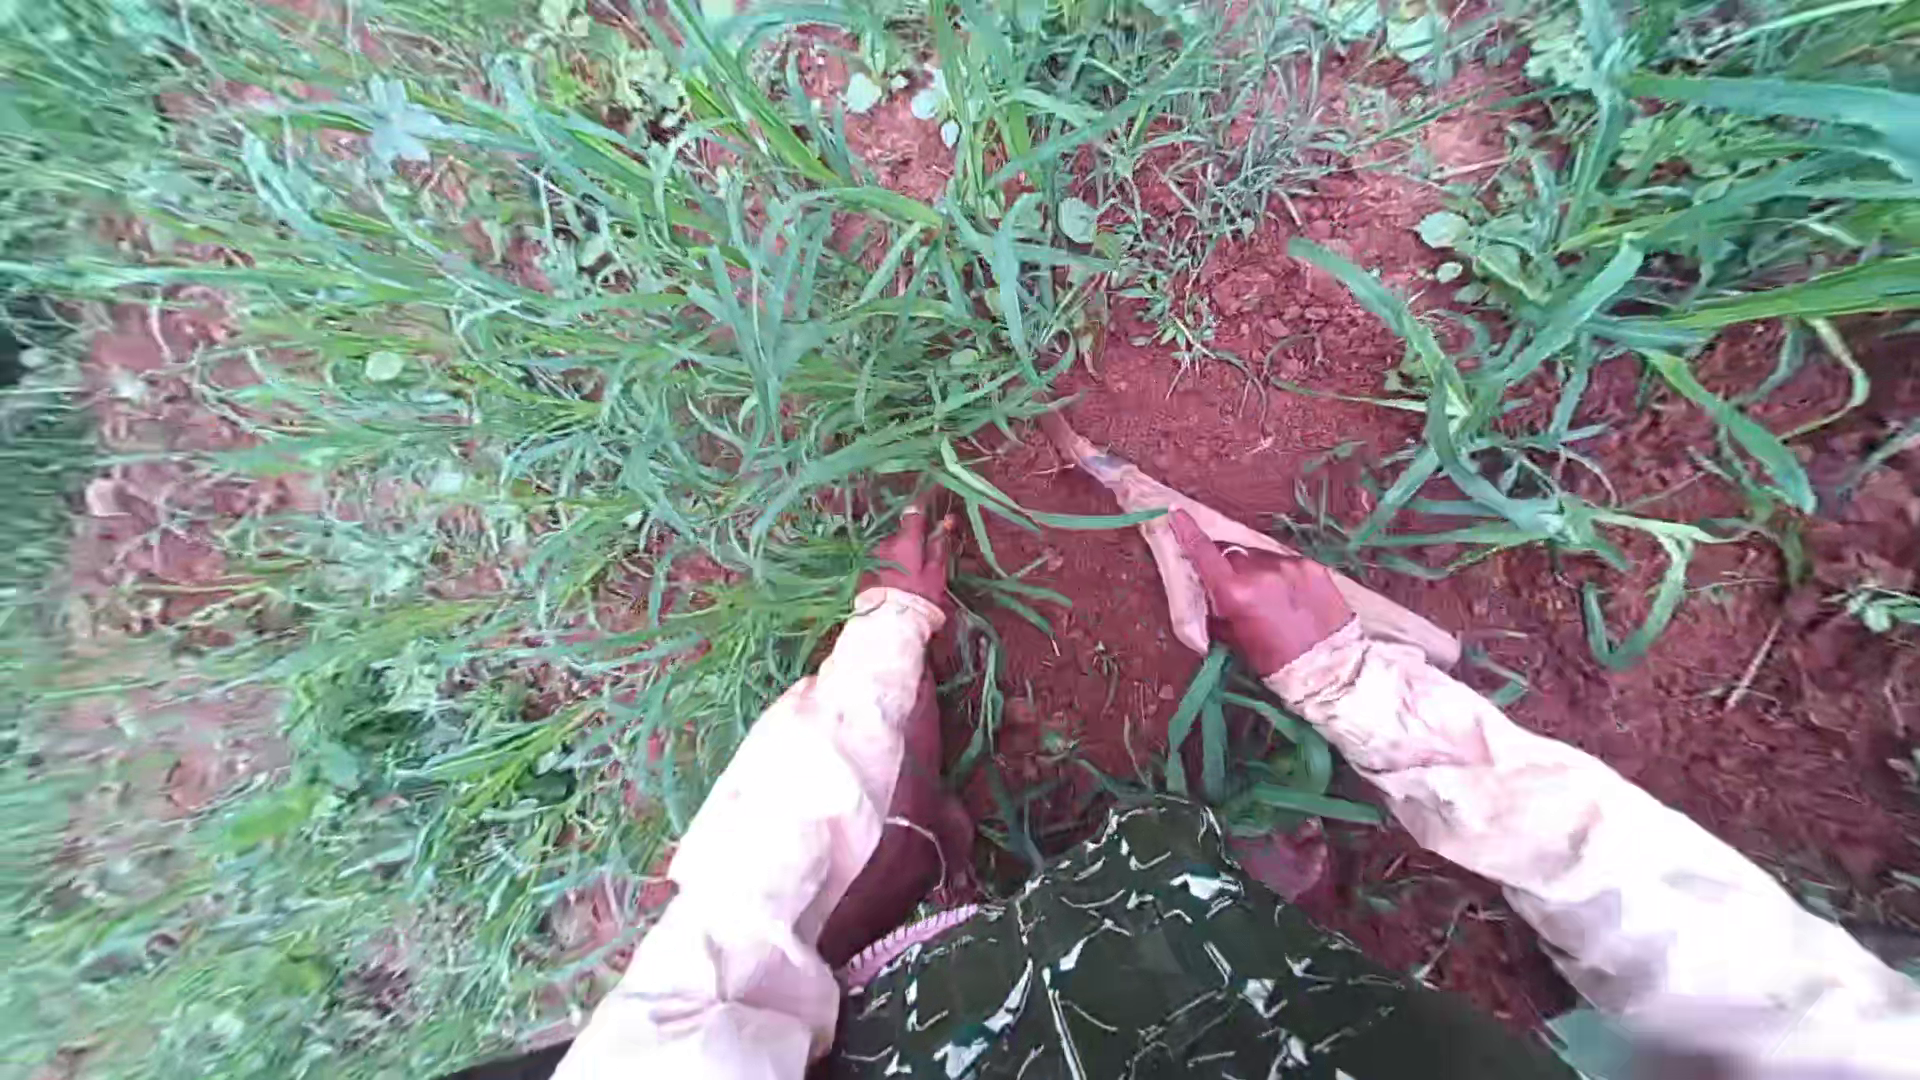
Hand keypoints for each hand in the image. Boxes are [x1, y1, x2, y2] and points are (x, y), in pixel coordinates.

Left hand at [860, 497, 951, 605]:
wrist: (888, 623)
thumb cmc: (919, 597)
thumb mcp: (936, 573)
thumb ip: (939, 546)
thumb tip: (945, 524)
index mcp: (906, 541)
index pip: (913, 516)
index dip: (922, 516)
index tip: (928, 520)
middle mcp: (885, 544)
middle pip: (900, 535)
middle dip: (910, 543)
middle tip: (921, 562)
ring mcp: (871, 558)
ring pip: (888, 550)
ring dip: (897, 556)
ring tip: (907, 576)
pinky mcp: (862, 572)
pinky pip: (878, 563)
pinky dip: (887, 568)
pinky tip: (894, 583)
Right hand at [1170, 509, 1351, 675]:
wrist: (1332, 670)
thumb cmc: (1276, 663)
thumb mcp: (1235, 640)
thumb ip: (1216, 611)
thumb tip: (1207, 595)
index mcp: (1237, 593)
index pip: (1204, 553)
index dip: (1186, 532)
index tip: (1175, 514)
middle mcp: (1262, 572)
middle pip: (1230, 553)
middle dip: (1225, 565)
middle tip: (1229, 587)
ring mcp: (1290, 566)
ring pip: (1257, 556)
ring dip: (1252, 569)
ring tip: (1264, 596)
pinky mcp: (1313, 567)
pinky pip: (1283, 562)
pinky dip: (1277, 574)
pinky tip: (1285, 595)